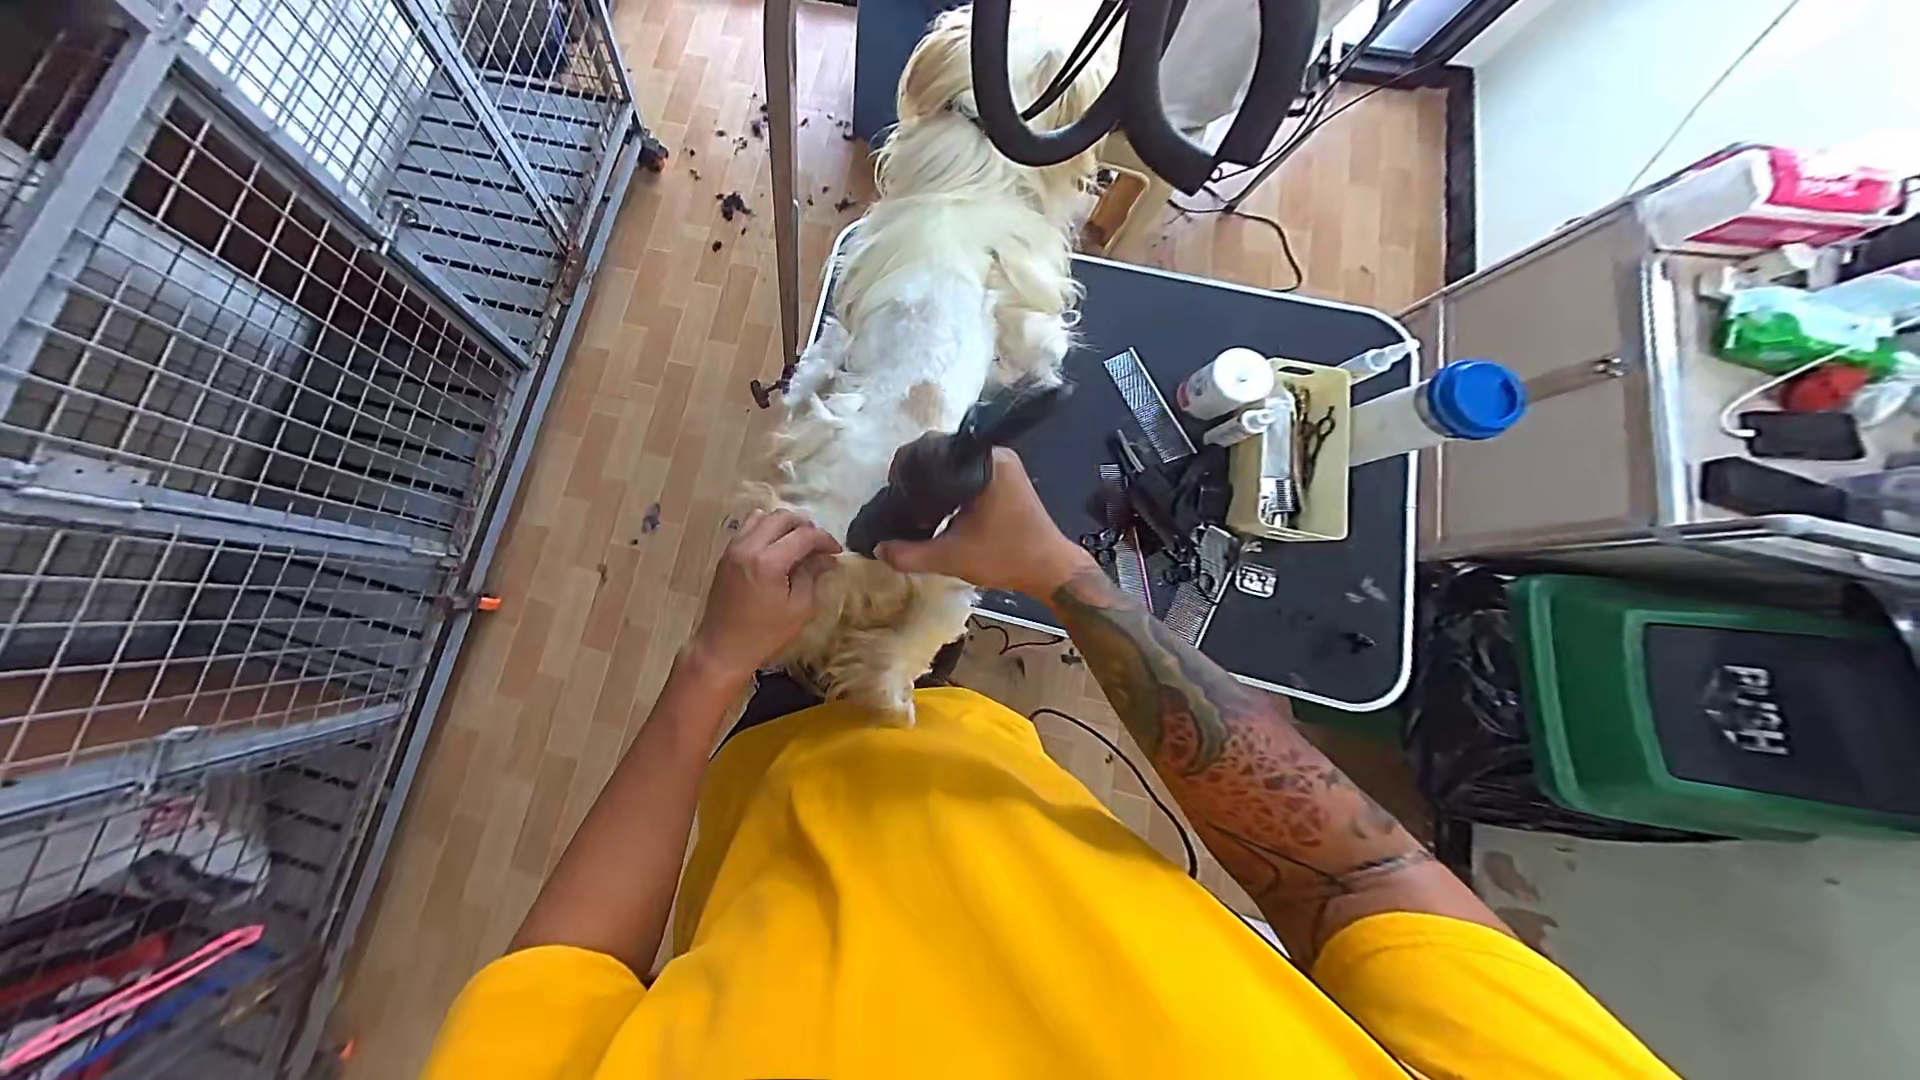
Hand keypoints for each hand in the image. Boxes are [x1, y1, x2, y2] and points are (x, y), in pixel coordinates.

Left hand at [687, 509, 840, 681]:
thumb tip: (827, 558)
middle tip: (818, 546)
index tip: (836, 551)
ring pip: (763, 516)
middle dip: (806, 526)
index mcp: (768, 562)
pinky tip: (776, 547)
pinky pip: (748, 527)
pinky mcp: (726, 554)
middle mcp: (749, 547)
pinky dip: (766, 528)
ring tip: (797, 542)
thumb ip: (813, 575)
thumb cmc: (765, 634)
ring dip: (784, 524)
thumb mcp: (799, 608)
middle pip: (783, 517)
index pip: (804, 535)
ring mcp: (734, 548)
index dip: (825, 539)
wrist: (722, 648)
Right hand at [875, 448, 1094, 599]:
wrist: (1049, 570)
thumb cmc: (1006, 557)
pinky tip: (937, 508)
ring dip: (935, 483)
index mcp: (985, 461)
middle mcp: (995, 454)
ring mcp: (1002, 465)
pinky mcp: (1005, 479)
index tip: (894, 489)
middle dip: (919, 476)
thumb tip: (877, 547)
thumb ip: (910, 554)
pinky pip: (968, 475)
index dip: (907, 467)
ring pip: (955, 465)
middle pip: (943, 454)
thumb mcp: (951, 557)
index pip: (933, 448)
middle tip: (901, 499)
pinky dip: (951, 489)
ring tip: (915, 505)